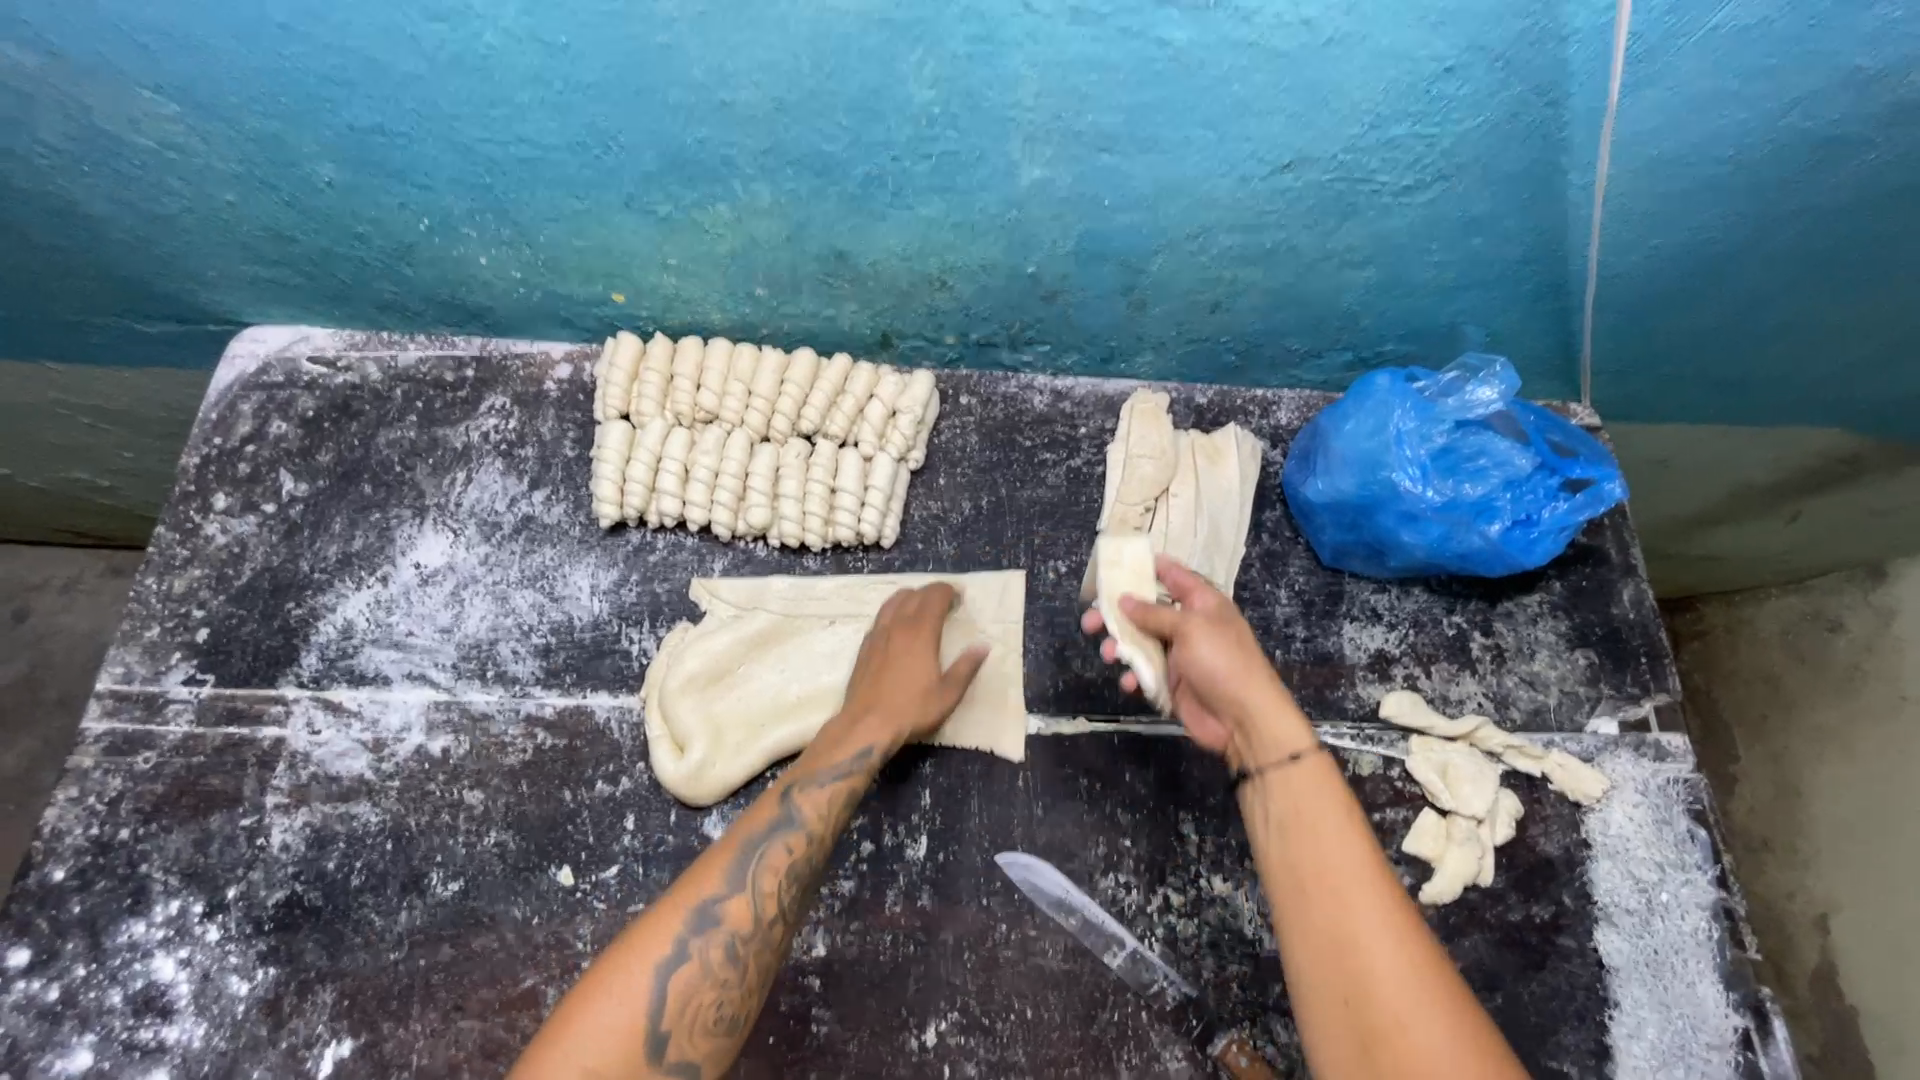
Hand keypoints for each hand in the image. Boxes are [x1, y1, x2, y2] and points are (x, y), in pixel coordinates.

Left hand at [832, 583, 990, 753]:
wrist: (866, 725)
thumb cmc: (912, 710)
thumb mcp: (948, 694)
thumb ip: (966, 667)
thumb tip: (982, 646)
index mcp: (920, 632)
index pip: (934, 596)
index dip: (948, 591)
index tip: (959, 597)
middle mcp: (897, 625)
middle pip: (914, 594)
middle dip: (932, 592)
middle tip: (946, 602)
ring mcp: (877, 633)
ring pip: (893, 601)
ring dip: (910, 597)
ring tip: (922, 607)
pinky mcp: (864, 645)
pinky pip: (880, 616)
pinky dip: (893, 611)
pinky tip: (898, 627)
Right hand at [1081, 554, 1310, 764]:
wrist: (1243, 719)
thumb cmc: (1222, 662)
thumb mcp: (1190, 628)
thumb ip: (1154, 613)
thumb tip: (1124, 599)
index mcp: (1201, 603)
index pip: (1173, 576)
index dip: (1148, 567)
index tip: (1117, 566)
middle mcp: (1188, 625)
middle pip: (1146, 611)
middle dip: (1116, 615)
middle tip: (1089, 621)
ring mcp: (1179, 655)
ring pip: (1139, 642)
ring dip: (1120, 646)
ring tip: (1107, 654)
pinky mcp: (1171, 682)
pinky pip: (1144, 672)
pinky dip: (1133, 675)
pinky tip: (1129, 682)